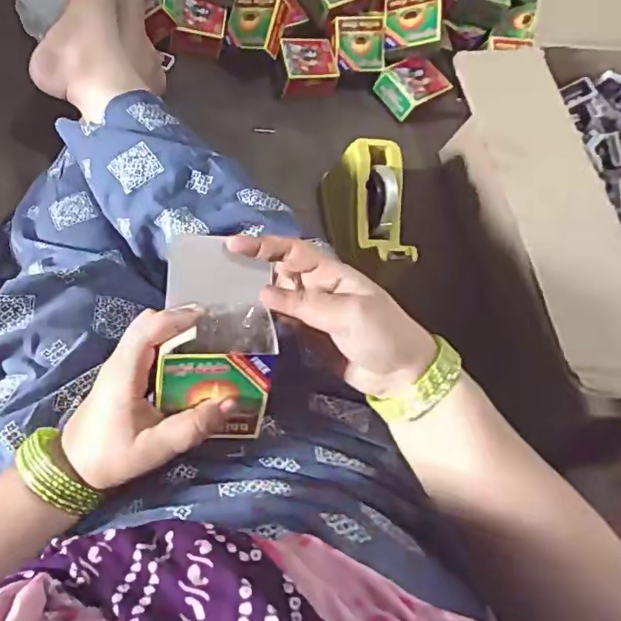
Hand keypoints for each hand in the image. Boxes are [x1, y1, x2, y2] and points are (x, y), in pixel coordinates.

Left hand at [60, 306, 235, 489]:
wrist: (72, 467)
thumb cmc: (110, 457)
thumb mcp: (155, 447)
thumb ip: (193, 426)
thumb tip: (230, 403)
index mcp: (124, 372)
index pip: (150, 328)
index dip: (180, 317)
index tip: (211, 318)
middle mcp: (119, 362)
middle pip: (148, 324)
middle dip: (181, 321)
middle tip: (214, 331)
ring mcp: (117, 367)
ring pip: (146, 335)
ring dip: (175, 334)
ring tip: (208, 344)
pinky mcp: (120, 377)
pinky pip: (145, 350)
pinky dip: (167, 348)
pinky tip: (188, 365)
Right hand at [226, 235, 436, 397]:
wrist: (401, 374)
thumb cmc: (383, 335)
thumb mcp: (348, 314)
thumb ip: (305, 304)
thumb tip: (262, 294)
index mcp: (331, 274)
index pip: (292, 252)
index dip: (263, 246)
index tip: (233, 245)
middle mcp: (318, 288)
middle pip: (279, 271)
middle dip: (252, 266)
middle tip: (219, 270)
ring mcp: (312, 313)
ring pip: (276, 297)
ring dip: (252, 294)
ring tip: (223, 294)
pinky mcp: (307, 335)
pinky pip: (280, 321)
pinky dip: (263, 319)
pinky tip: (243, 319)